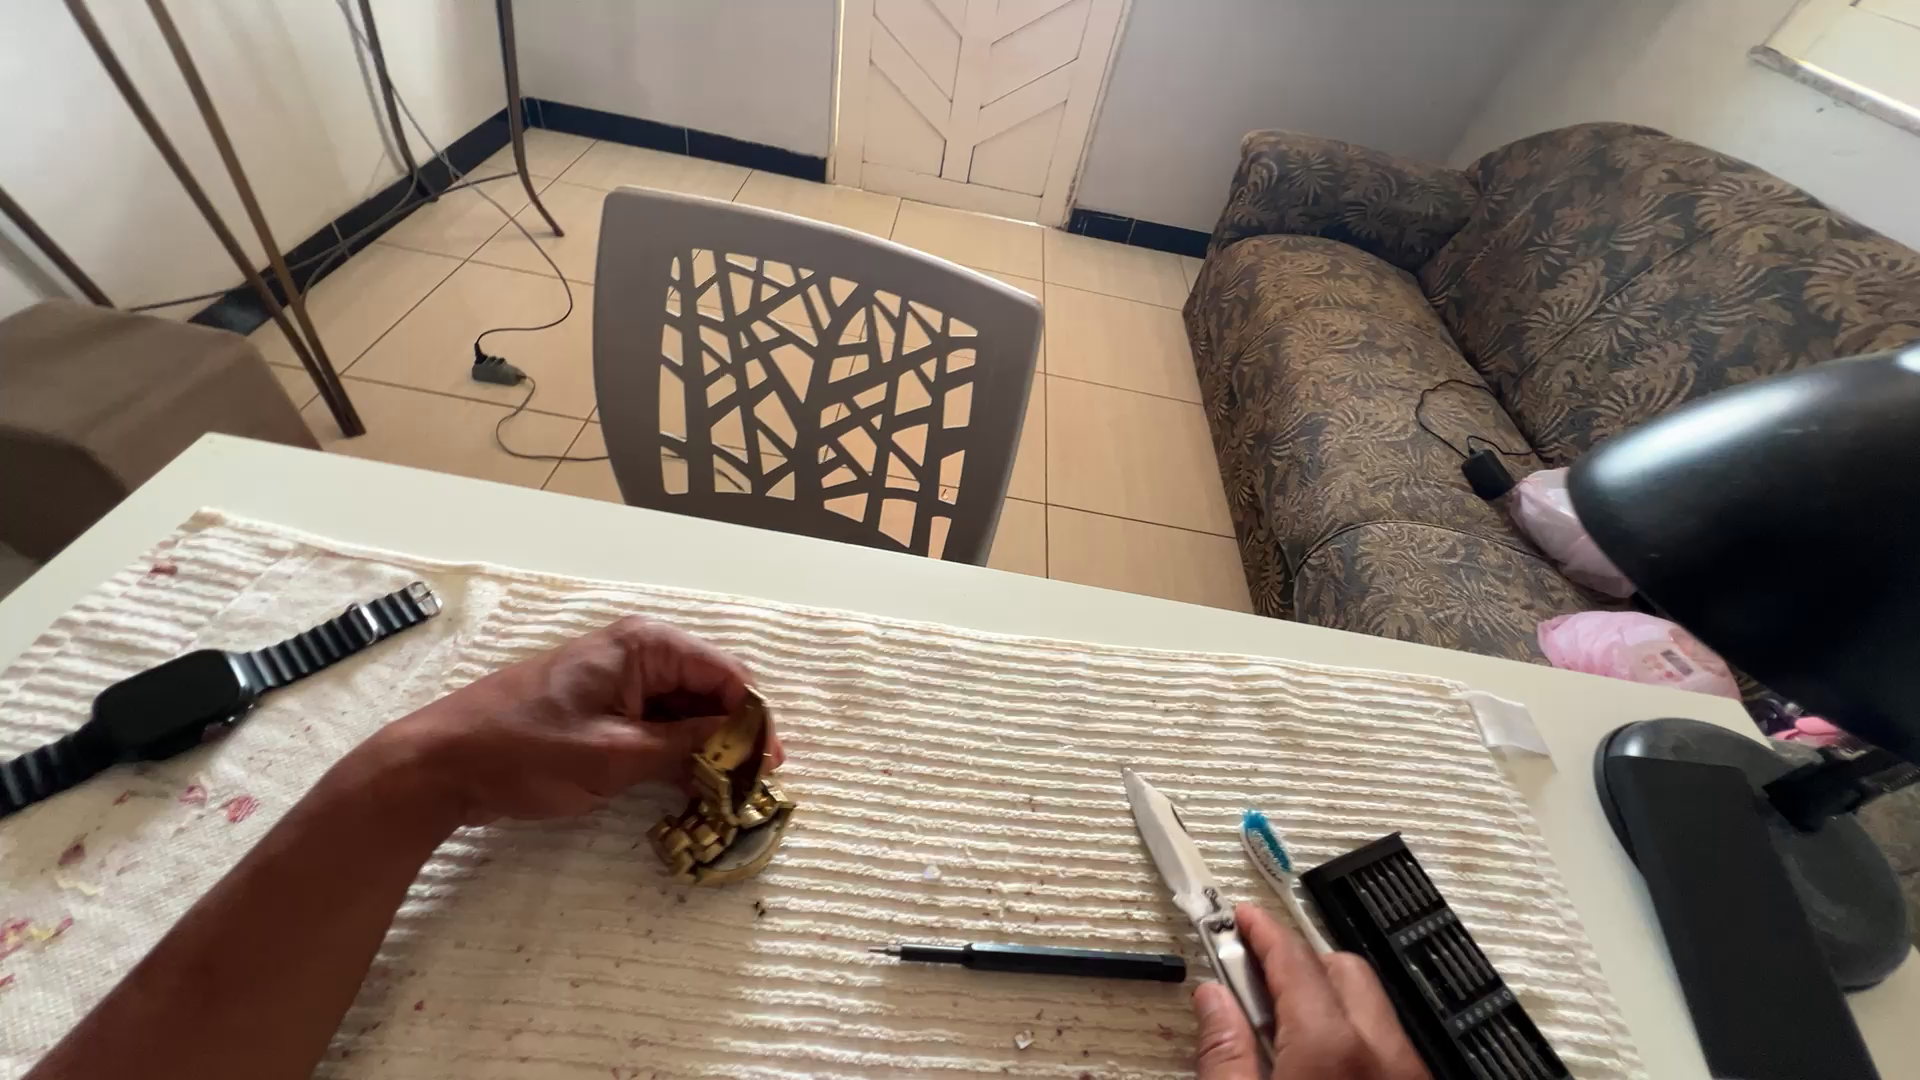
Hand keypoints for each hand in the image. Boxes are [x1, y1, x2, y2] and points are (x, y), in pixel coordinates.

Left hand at [358, 616, 776, 824]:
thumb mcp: (616, 755)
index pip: (728, 675)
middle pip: (711, 688)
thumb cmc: (526, 751)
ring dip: (707, 744)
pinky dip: (677, 747)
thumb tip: (747, 749)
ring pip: (687, 706)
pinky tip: (689, 781)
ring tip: (724, 788)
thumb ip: (688, 746)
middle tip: (750, 782)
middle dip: (734, 732)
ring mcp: (622, 676)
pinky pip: (659, 718)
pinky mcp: (606, 702)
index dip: (754, 719)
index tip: (769, 766)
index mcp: (647, 645)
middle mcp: (641, 650)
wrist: (435, 766)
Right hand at [1193, 904, 1428, 1079]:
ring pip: (1372, 1011)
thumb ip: (1224, 1051)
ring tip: (1282, 1031)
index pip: (1293, 958)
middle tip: (1253, 975)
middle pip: (1344, 970)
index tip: (1237, 918)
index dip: (1259, 930)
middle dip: (1298, 960)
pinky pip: (1388, 1050)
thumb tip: (1215, 999)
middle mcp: (1386, 1059)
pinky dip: (1352, 1039)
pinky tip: (1318, 1068)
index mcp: (1333, 1049)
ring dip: (1327, 1001)